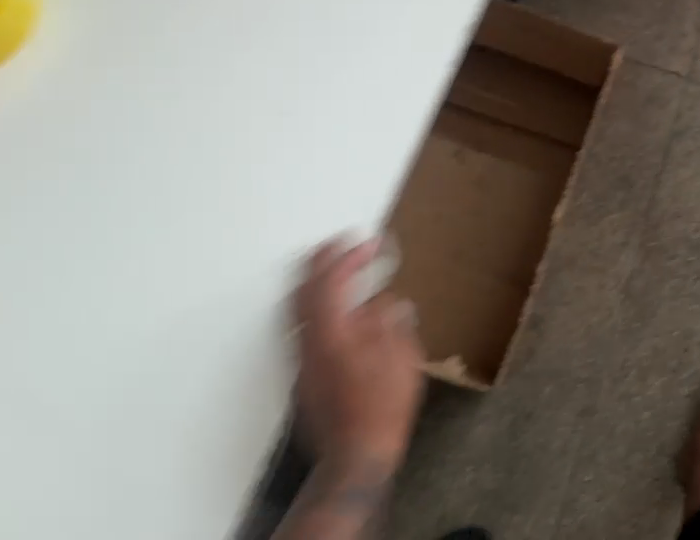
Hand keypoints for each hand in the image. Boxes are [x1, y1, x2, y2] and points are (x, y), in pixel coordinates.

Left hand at [292, 237, 425, 469]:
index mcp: (333, 331)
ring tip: (333, 268)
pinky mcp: (303, 375)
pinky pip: (302, 325)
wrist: (355, 458)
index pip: (332, 280)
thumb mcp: (402, 358)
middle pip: (303, 288)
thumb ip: (390, 322)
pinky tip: (335, 310)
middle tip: (339, 243)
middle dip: (320, 260)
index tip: (368, 241)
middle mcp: (310, 341)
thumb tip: (385, 301)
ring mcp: (302, 360)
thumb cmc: (383, 407)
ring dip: (314, 281)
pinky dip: (315, 305)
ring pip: (297, 308)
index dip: (349, 255)